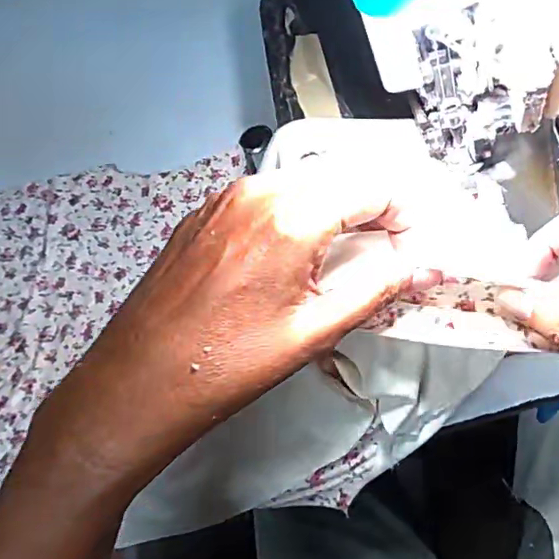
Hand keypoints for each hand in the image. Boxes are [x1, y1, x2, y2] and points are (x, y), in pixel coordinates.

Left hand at [21, 161, 440, 493]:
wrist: (137, 381)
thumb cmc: (224, 366)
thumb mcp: (313, 332)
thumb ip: (376, 287)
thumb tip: (422, 265)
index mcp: (289, 218)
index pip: (371, 186)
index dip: (403, 211)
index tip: (413, 242)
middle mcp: (256, 193)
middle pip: (338, 176)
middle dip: (373, 206)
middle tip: (387, 249)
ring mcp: (225, 200)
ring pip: (302, 182)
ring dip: (335, 207)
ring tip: (344, 255)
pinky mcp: (205, 213)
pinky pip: (267, 196)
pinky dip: (297, 212)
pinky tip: (296, 253)